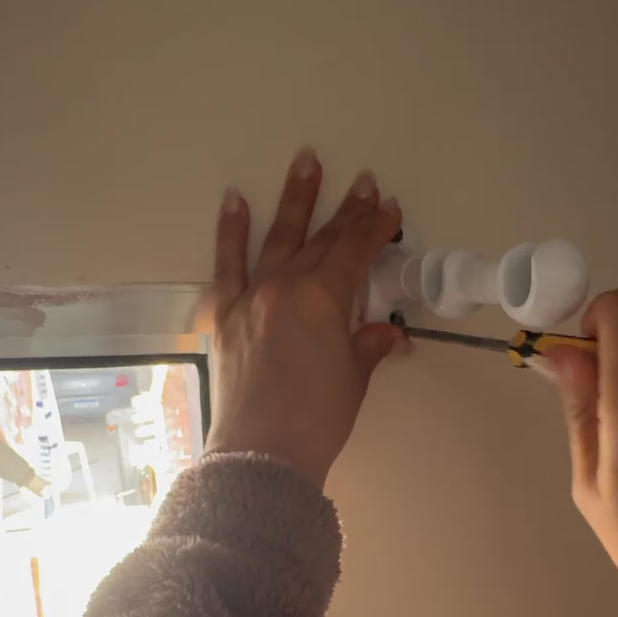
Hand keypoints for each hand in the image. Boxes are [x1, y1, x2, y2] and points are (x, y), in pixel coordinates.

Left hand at [204, 148, 404, 487]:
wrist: (262, 454)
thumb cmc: (318, 420)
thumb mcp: (353, 380)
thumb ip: (367, 345)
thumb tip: (386, 333)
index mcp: (323, 300)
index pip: (356, 252)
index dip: (376, 228)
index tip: (391, 208)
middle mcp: (286, 286)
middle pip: (322, 240)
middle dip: (346, 211)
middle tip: (363, 182)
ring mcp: (252, 298)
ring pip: (278, 239)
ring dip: (295, 200)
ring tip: (306, 162)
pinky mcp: (226, 316)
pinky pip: (227, 265)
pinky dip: (231, 232)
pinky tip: (235, 200)